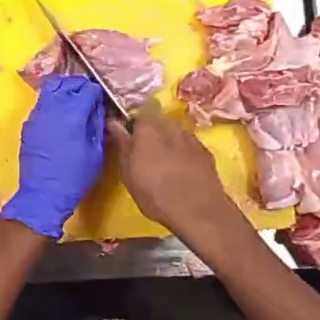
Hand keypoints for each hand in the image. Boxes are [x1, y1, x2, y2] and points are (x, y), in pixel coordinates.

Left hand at [0, 76, 108, 238]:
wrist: (43, 194)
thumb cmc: (74, 177)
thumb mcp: (95, 152)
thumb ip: (97, 125)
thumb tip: (98, 108)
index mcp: (72, 114)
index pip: (87, 89)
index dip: (96, 92)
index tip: (101, 99)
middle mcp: (52, 109)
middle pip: (66, 83)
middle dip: (78, 86)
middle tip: (87, 96)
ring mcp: (36, 116)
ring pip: (50, 90)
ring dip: (63, 91)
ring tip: (73, 102)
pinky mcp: (28, 126)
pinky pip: (41, 104)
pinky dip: (52, 103)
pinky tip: (59, 116)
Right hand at [111, 111, 238, 235]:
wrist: (197, 209)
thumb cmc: (154, 192)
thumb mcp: (128, 172)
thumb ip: (122, 144)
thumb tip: (113, 123)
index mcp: (148, 127)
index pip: (141, 110)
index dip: (135, 121)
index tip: (129, 135)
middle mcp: (172, 126)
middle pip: (159, 121)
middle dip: (152, 131)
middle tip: (144, 153)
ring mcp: (191, 137)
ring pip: (175, 133)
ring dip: (168, 142)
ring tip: (164, 164)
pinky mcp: (206, 152)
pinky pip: (189, 146)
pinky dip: (183, 153)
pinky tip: (180, 171)